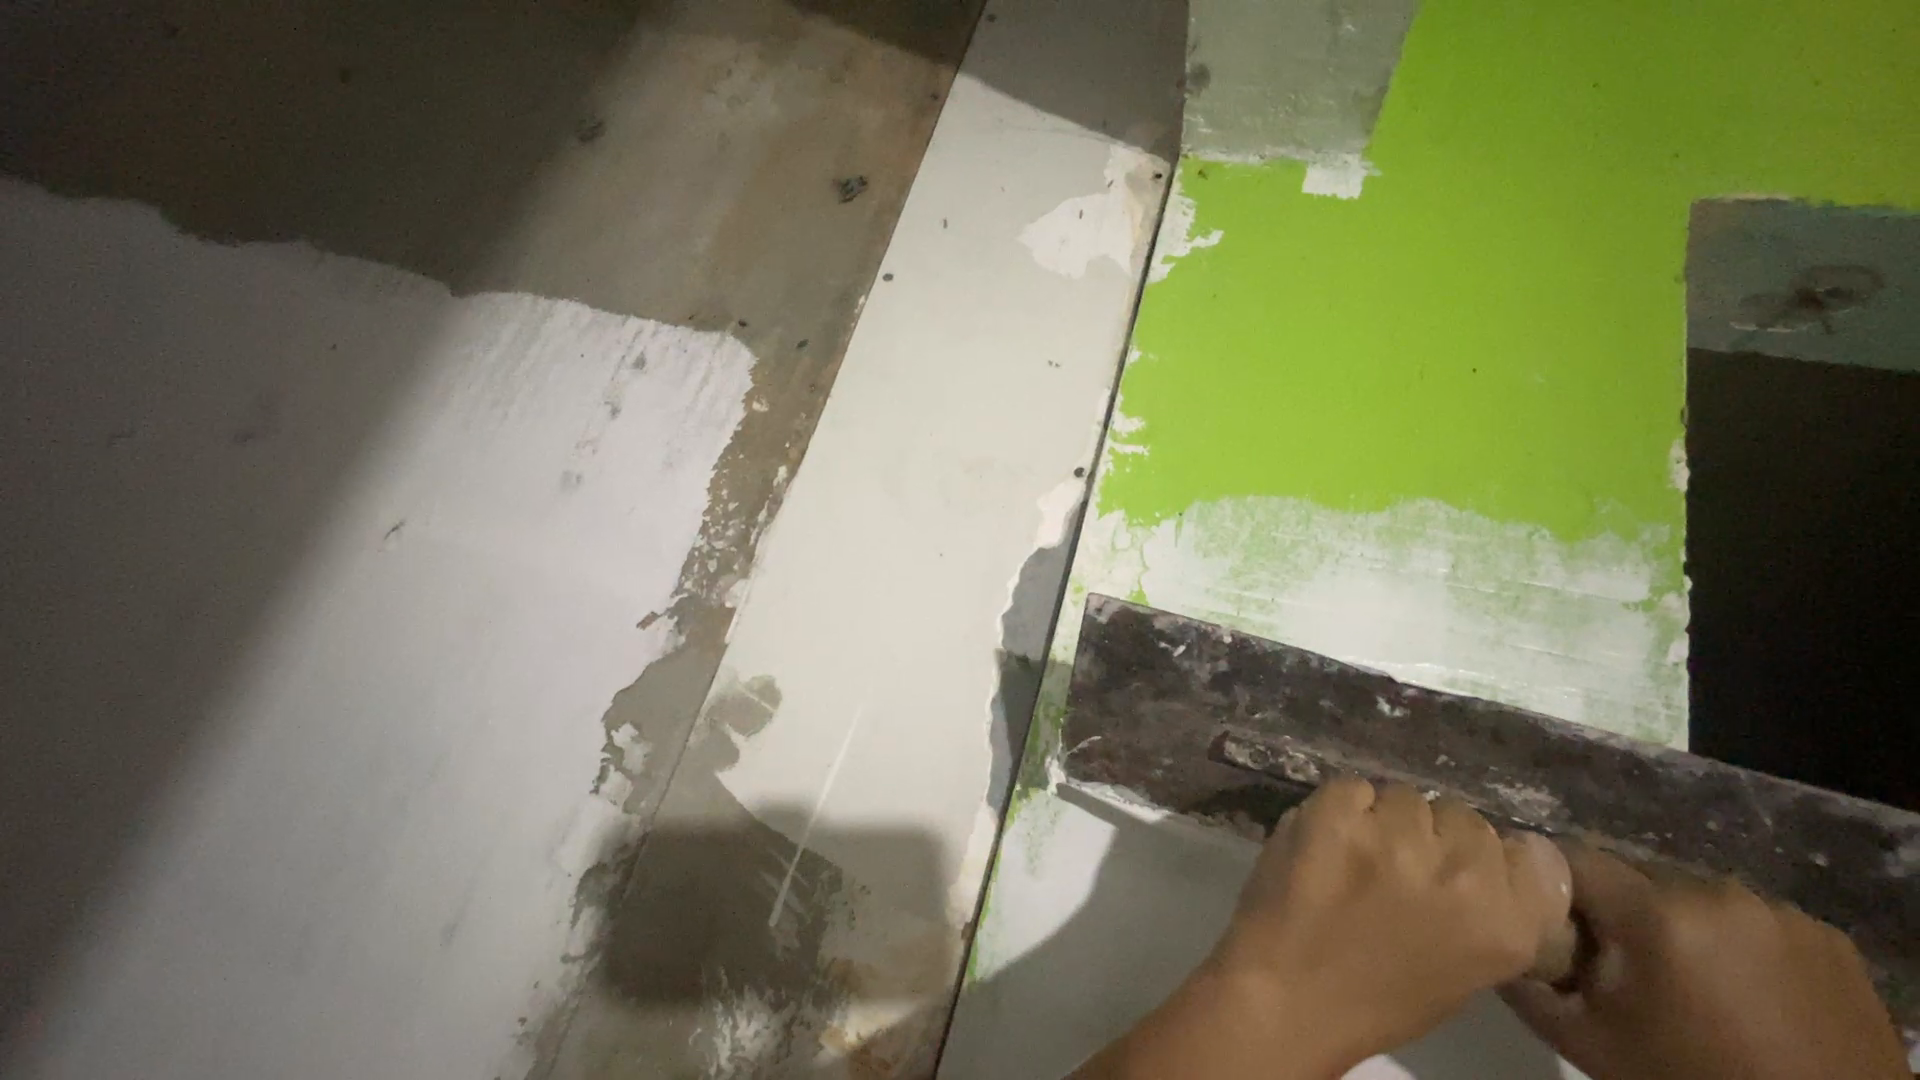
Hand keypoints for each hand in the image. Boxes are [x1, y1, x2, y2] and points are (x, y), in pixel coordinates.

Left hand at [1200, 777, 1572, 1073]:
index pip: (1524, 851)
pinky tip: (1325, 842)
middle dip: (1432, 834)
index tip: (1454, 866)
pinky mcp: (1336, 812)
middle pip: (1461, 815)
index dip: (1484, 854)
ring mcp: (1394, 836)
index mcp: (1506, 923)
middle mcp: (1460, 872)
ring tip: (1355, 857)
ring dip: (1384, 818)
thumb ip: (1486, 910)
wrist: (1288, 994)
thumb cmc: (1376, 997)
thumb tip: (1485, 858)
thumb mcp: (1465, 969)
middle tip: (1396, 866)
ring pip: (1404, 796)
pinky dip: (1339, 808)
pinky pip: (1351, 787)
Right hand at [1501, 844, 1909, 1079]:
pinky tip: (1741, 989)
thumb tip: (1493, 933)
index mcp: (1655, 913)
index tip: (1550, 920)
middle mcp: (1716, 892)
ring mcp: (1780, 911)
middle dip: (1616, 910)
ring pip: (1690, 893)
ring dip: (1674, 922)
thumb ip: (1523, 979)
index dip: (1551, 883)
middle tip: (1618, 964)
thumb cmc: (1686, 1078)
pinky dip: (1733, 941)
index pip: (1572, 857)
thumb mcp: (1584, 1039)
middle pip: (1633, 876)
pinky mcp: (1826, 934)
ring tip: (1684, 981)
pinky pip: (1749, 916)